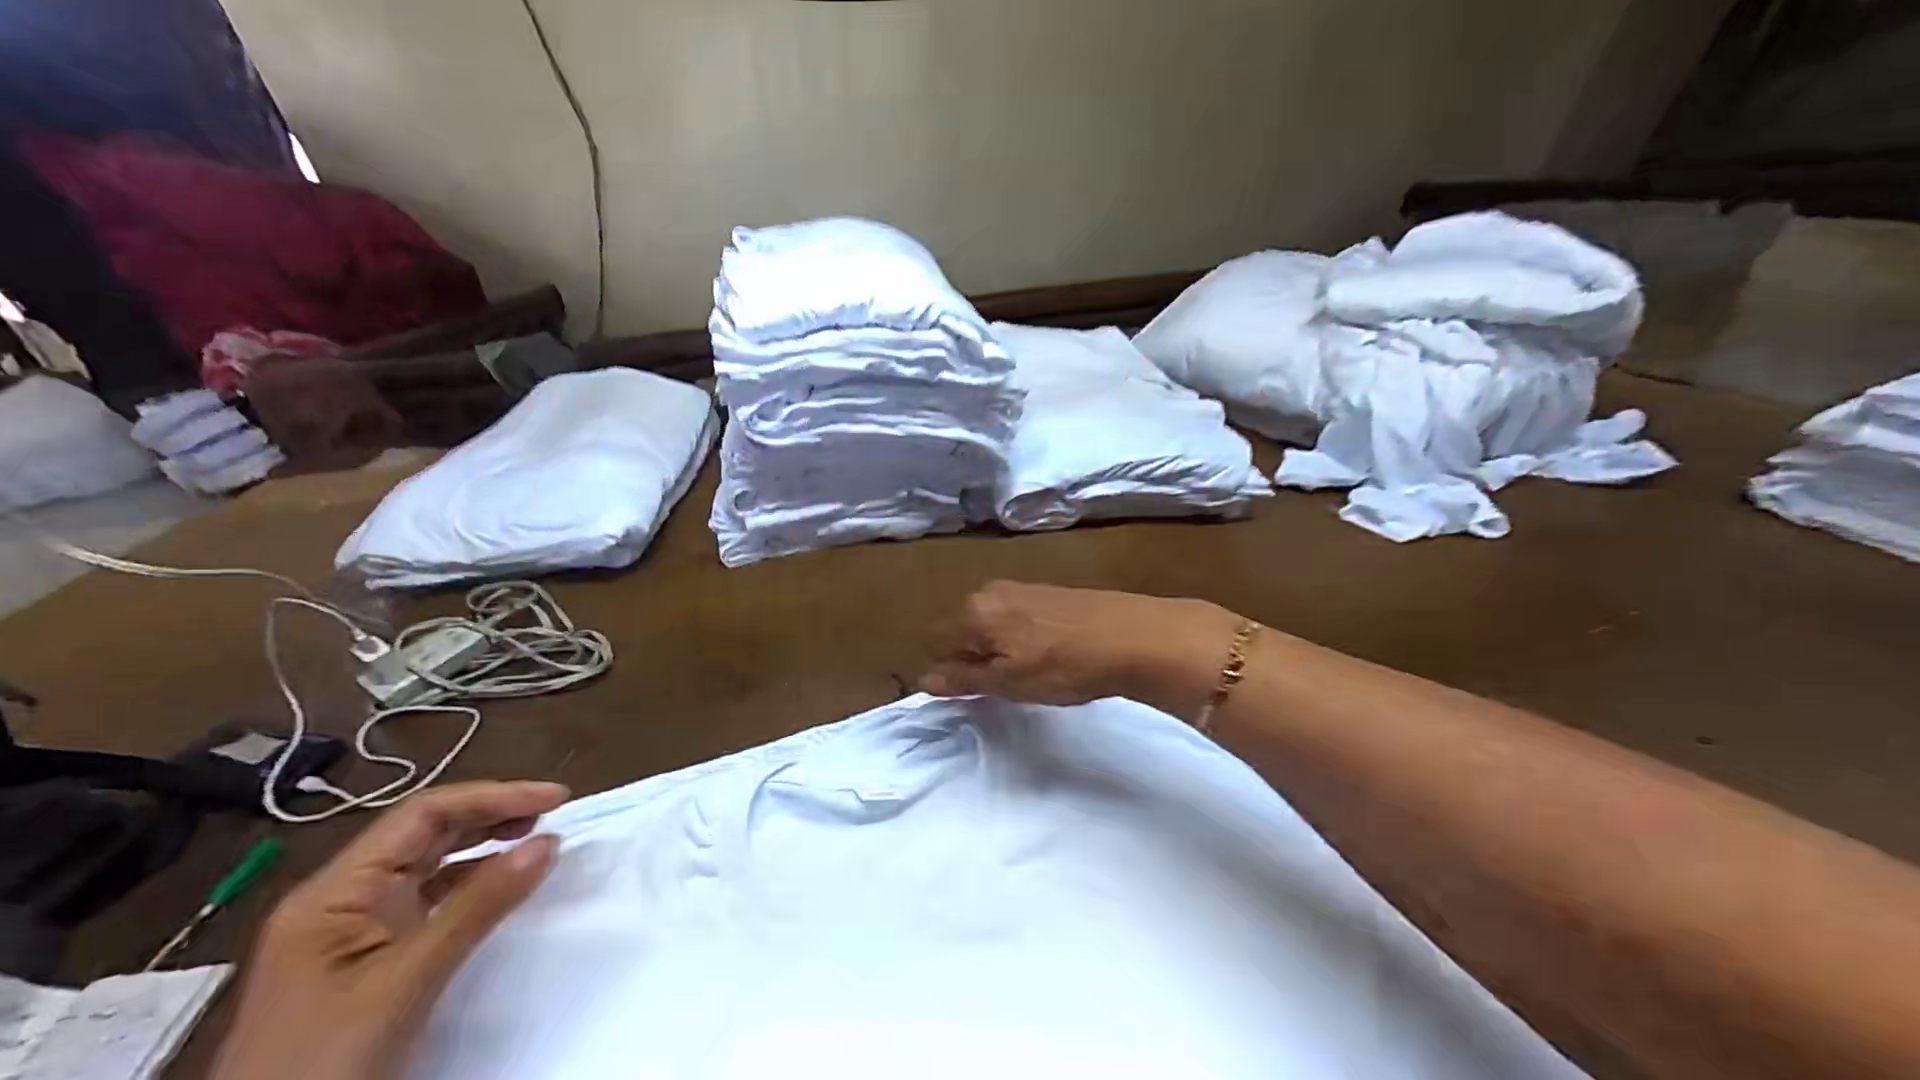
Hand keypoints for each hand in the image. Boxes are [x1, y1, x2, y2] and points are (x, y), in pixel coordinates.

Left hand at [211, 782, 568, 1079]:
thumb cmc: (326, 1062)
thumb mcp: (407, 981)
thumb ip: (479, 906)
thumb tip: (549, 844)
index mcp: (333, 893)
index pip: (422, 815)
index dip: (493, 797)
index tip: (556, 799)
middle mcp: (342, 899)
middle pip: (426, 833)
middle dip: (492, 814)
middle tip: (555, 813)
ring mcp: (354, 930)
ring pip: (430, 864)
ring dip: (486, 844)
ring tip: (539, 838)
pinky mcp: (371, 958)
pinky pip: (431, 900)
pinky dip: (474, 883)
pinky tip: (505, 883)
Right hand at [921, 581, 1241, 717]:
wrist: (1132, 636)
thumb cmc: (1063, 666)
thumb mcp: (1008, 683)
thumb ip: (963, 679)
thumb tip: (925, 678)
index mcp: (973, 610)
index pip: (935, 642)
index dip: (951, 672)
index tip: (977, 692)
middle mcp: (990, 591)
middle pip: (963, 631)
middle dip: (975, 658)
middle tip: (1004, 685)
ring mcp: (1021, 587)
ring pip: (991, 625)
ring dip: (1000, 649)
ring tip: (1031, 672)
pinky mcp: (1048, 592)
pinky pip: (1017, 618)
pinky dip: (1022, 638)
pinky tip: (1050, 654)